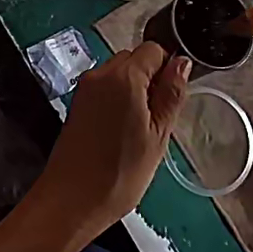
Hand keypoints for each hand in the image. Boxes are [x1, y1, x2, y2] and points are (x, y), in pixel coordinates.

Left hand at [29, 43, 190, 239]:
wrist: (70, 202)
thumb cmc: (118, 173)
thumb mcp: (158, 135)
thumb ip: (171, 94)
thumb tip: (182, 63)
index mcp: (124, 77)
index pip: (154, 49)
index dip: (168, 69)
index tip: (172, 97)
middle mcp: (101, 75)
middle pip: (135, 59)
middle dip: (150, 79)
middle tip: (157, 118)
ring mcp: (86, 89)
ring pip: (120, 74)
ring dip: (134, 90)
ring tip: (139, 129)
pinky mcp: (77, 104)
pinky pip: (105, 89)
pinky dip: (117, 101)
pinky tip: (122, 133)